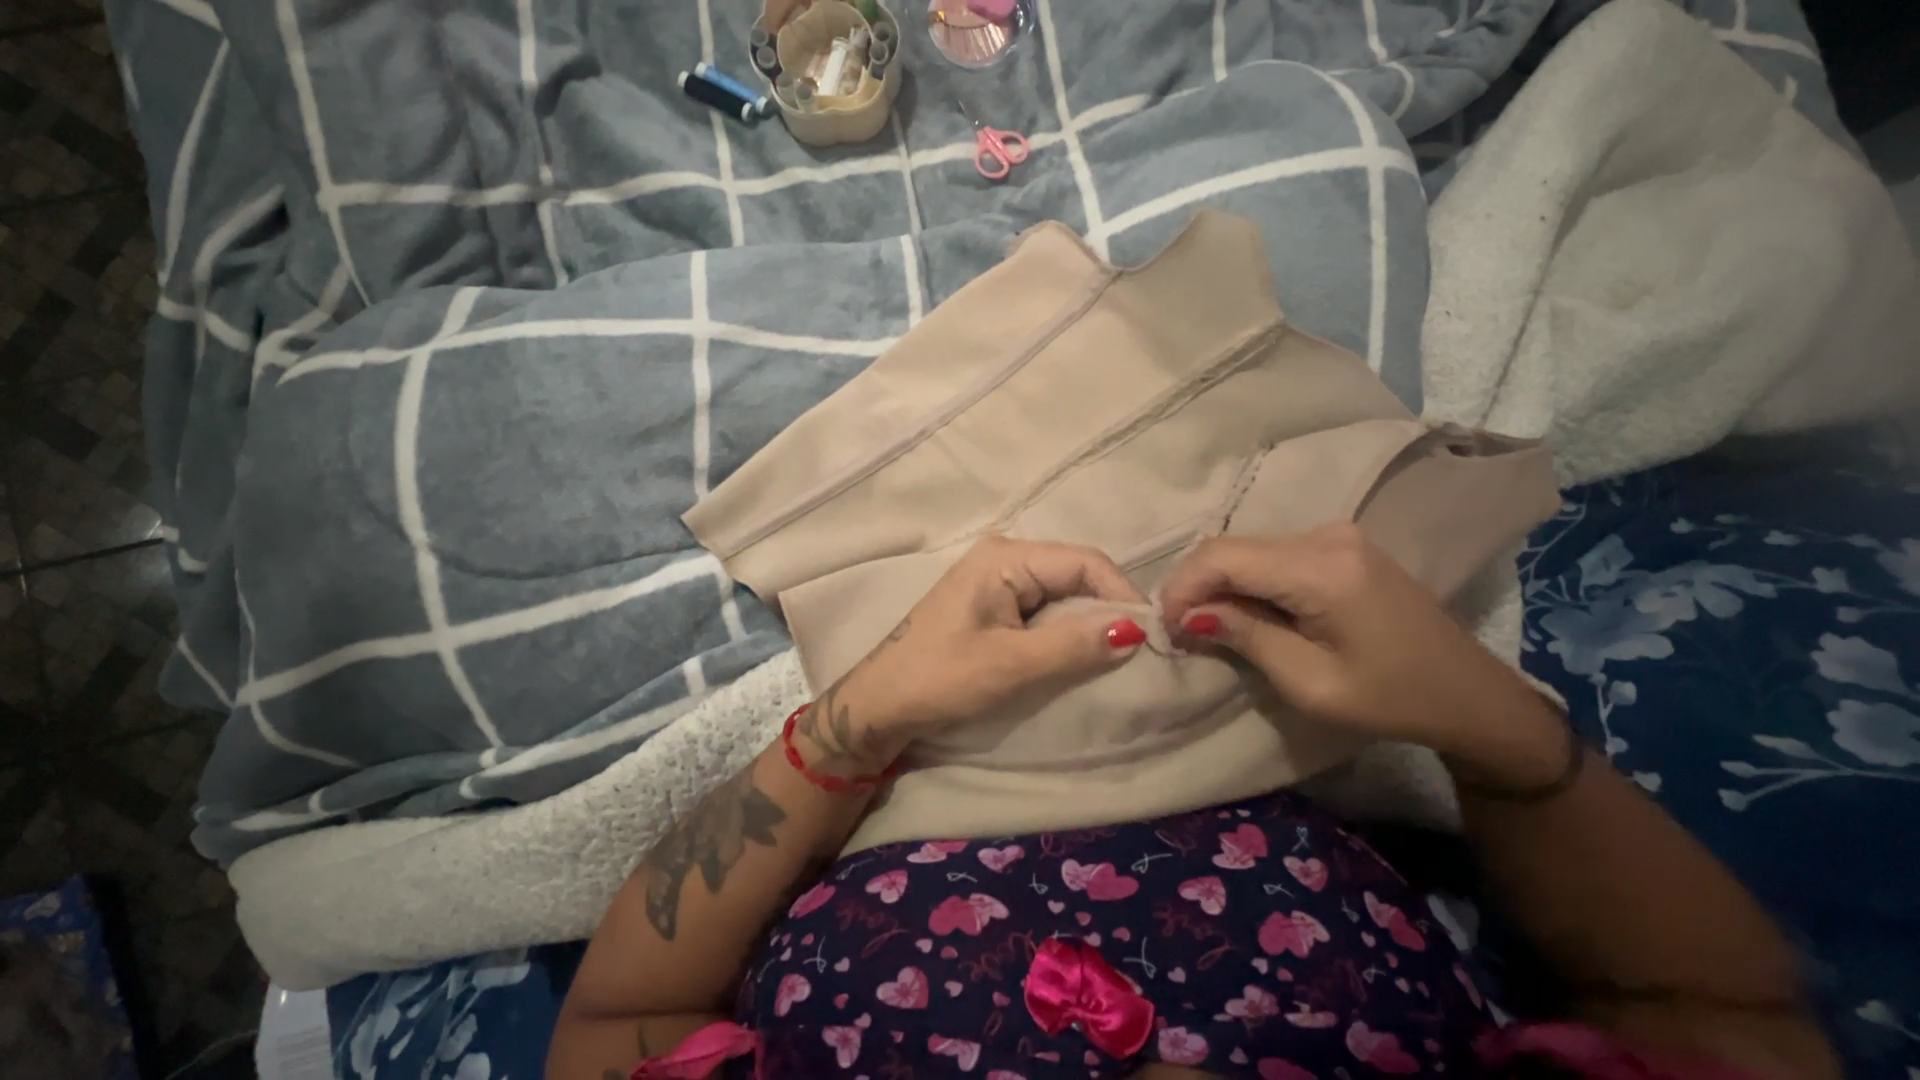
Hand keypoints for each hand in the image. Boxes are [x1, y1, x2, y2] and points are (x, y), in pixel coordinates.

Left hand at [792, 537, 1147, 776]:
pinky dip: (1067, 632)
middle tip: (1142, 649)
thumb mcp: (1011, 664)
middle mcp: (1003, 557)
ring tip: (1119, 656)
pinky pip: (1045, 611)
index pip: (1084, 561)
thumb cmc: (940, 678)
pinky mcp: (994, 607)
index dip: (1121, 593)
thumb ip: (1073, 643)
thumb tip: (1135, 629)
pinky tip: (1082, 656)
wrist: (882, 706)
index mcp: (1004, 556)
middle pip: (1076, 574)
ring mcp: (997, 581)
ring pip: (1063, 594)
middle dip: (1109, 608)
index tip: (1151, 634)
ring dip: (1090, 622)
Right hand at [1158, 524, 1568, 788]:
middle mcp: (1326, 535)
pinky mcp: (1341, 546)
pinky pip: (1273, 555)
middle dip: (1197, 588)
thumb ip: (1245, 637)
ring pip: (1249, 550)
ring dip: (1221, 586)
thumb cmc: (1390, 698)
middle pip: (1233, 548)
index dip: (1182, 587)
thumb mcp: (1309, 682)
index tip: (1166, 629)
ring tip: (1211, 631)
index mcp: (1322, 568)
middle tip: (1182, 635)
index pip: (1223, 556)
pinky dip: (1248, 583)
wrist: (1468, 694)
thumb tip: (1188, 615)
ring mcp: (1336, 535)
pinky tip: (1247, 617)